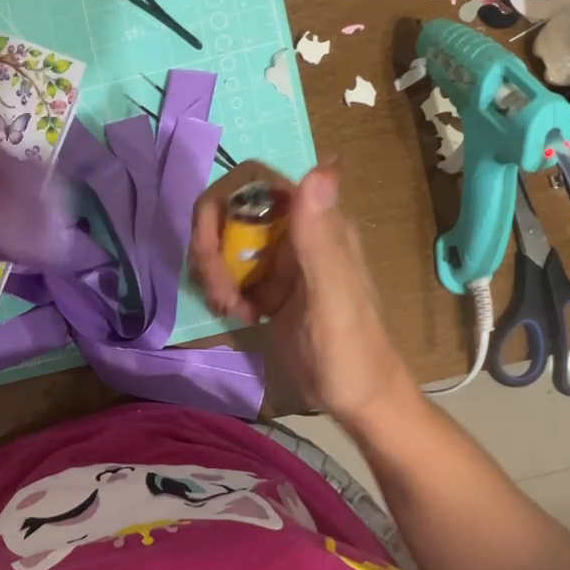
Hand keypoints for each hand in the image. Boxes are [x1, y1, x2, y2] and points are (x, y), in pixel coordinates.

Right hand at [191, 161, 420, 429]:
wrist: (358, 400)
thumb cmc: (351, 353)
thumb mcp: (333, 298)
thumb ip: (320, 239)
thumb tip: (318, 169)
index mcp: (318, 225)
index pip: (256, 185)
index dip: (223, 206)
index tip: (212, 248)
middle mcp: (297, 234)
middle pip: (232, 213)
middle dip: (212, 248)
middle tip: (221, 292)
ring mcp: (281, 263)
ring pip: (226, 244)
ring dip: (215, 274)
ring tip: (232, 309)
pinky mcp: (269, 289)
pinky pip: (231, 274)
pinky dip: (224, 293)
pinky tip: (240, 318)